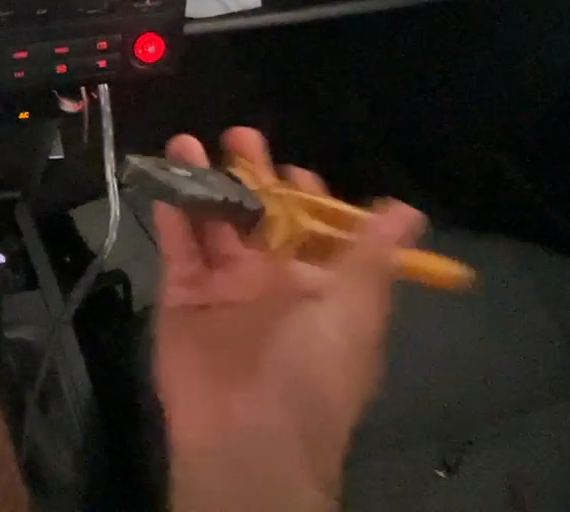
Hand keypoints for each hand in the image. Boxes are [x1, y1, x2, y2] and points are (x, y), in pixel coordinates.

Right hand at [152, 128, 425, 511]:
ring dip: (201, 183)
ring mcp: (223, 284)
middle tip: (238, 136)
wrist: (245, 433)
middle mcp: (269, 278)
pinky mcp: (182, 292)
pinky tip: (163, 182)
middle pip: (257, 216)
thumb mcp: (354, 312)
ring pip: (212, 222)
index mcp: (317, 285)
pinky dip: (171, 215)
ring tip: (185, 144)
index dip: (305, 195)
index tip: (294, 167)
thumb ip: (371, 256)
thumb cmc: (311, 369)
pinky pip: (177, 246)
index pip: (312, 228)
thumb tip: (407, 211)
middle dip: (248, 176)